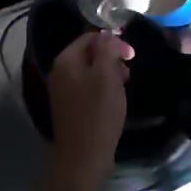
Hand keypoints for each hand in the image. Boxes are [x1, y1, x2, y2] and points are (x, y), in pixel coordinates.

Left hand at [46, 30, 132, 181]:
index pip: (89, 37)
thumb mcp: (106, 76)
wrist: (83, 157)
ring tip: (123, 89)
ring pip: (90, 72)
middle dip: (111, 59)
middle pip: (89, 54)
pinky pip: (88, 88)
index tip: (131, 55)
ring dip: (109, 75)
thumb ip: (107, 50)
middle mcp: (60, 72)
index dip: (112, 41)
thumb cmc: (98, 114)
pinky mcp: (70, 107)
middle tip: (127, 74)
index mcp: (66, 61)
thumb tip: (107, 33)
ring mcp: (63, 91)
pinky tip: (113, 101)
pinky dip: (102, 89)